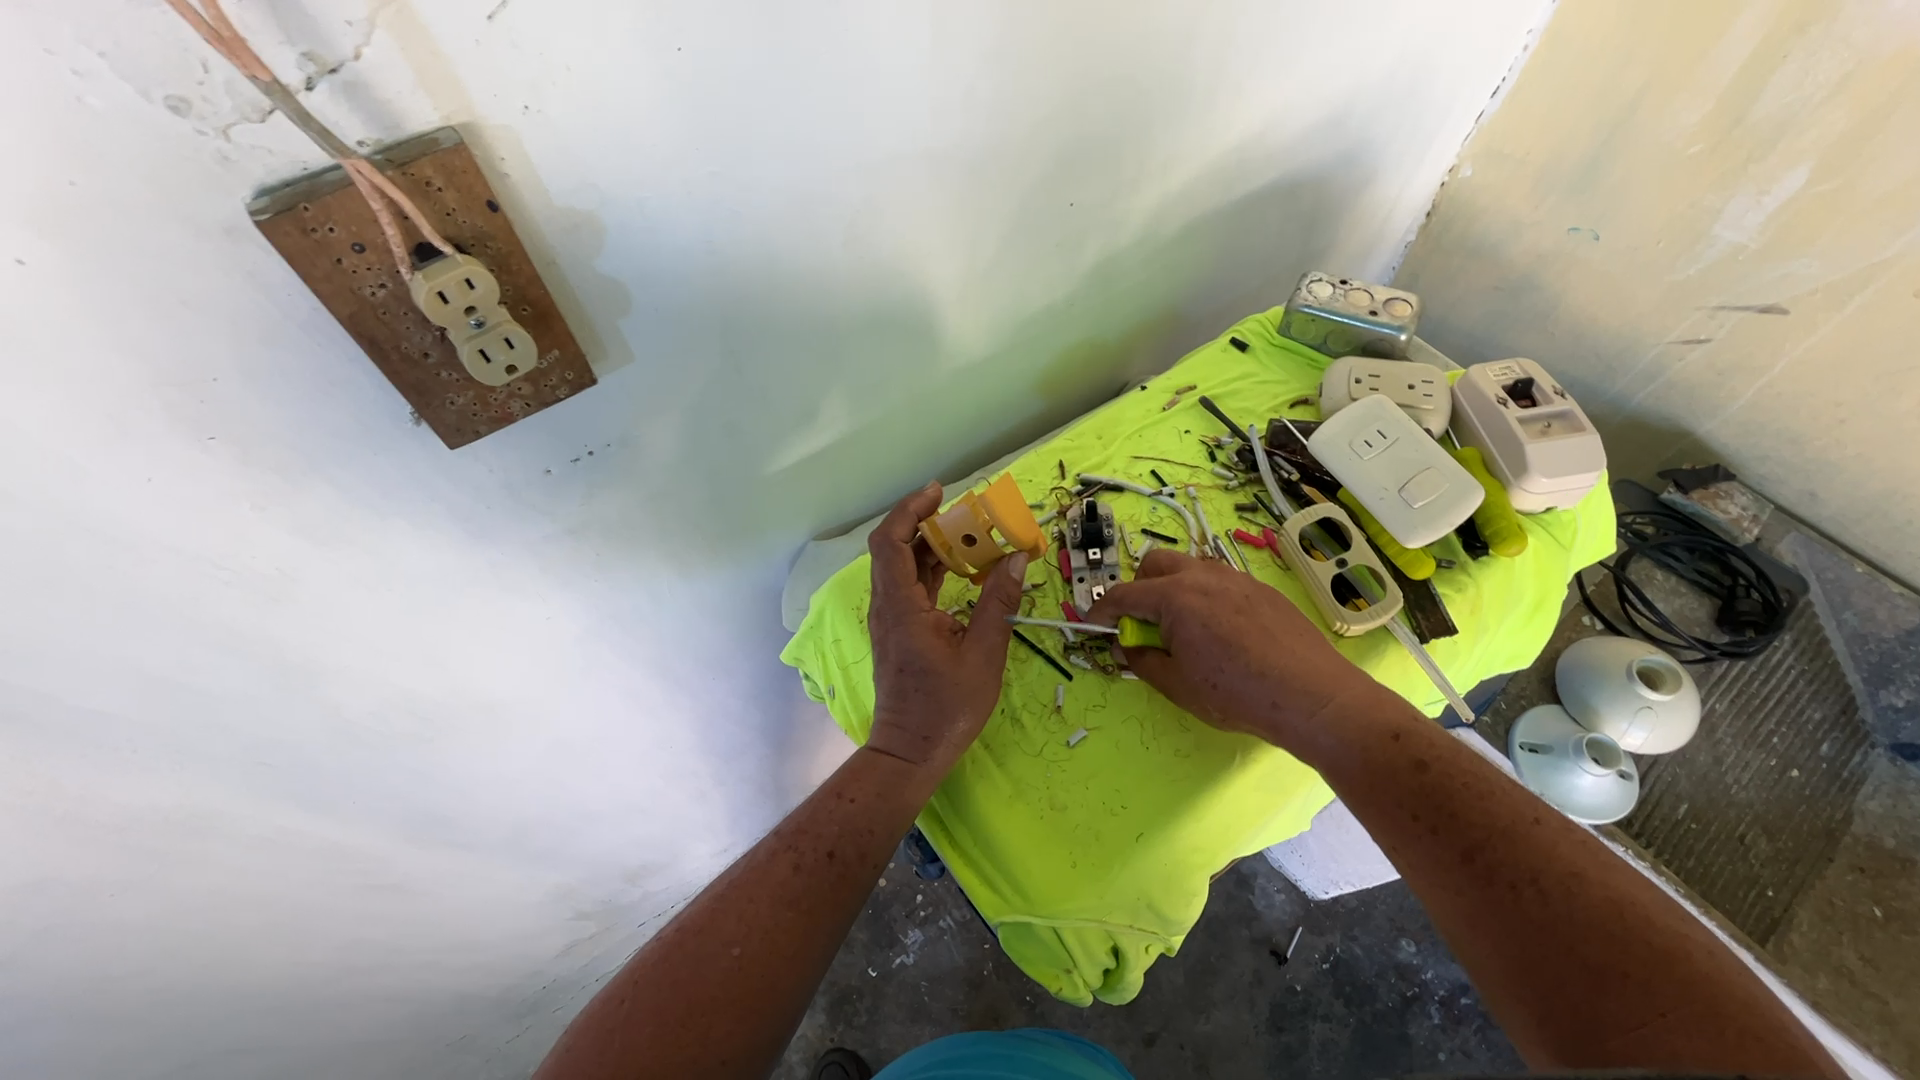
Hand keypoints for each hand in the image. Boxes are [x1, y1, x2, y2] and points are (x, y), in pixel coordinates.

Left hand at [864, 482, 1027, 773]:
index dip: (910, 510)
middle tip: (966, 511)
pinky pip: (912, 587)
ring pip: (904, 568)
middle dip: (928, 523)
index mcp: (901, 607)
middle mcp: (888, 606)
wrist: (911, 751)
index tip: (940, 491)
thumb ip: (998, 604)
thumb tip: (1016, 560)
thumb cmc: (946, 708)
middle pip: (896, 548)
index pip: (890, 541)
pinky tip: (964, 569)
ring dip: (933, 547)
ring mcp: (891, 619)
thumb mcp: (983, 655)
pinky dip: (934, 571)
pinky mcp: (900, 632)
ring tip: (972, 534)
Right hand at [1084, 550, 1393, 746]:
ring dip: (1174, 590)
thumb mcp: (1176, 686)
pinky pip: (1221, 583)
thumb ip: (1142, 660)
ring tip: (1184, 630)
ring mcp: (1236, 579)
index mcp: (1174, 597)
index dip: (1102, 612)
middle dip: (1139, 589)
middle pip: (1155, 564)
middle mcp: (1203, 577)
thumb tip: (1128, 645)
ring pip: (1191, 569)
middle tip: (1143, 625)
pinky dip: (1206, 599)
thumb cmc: (1237, 694)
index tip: (1094, 627)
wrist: (1312, 696)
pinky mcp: (1262, 590)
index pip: (1123, 595)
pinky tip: (1223, 635)